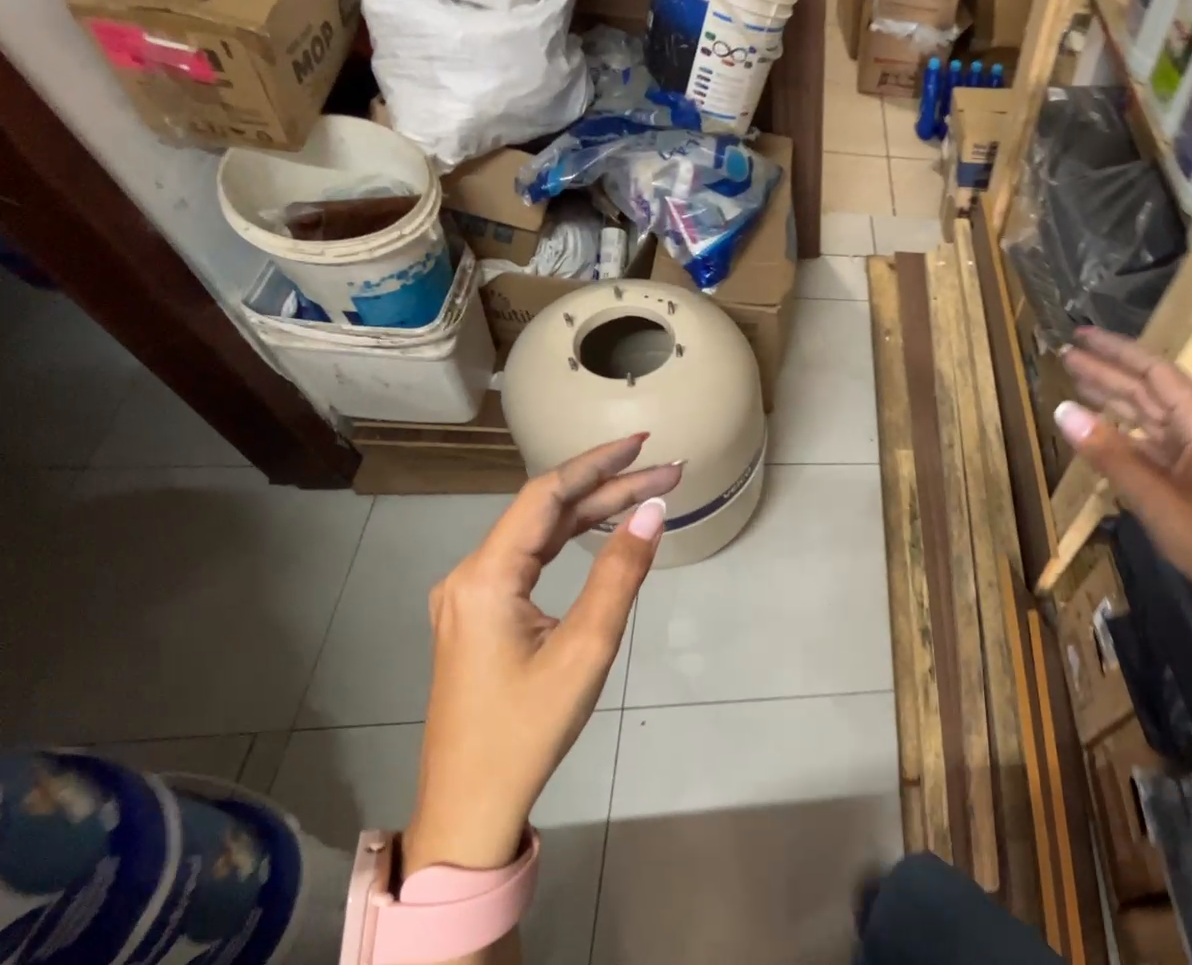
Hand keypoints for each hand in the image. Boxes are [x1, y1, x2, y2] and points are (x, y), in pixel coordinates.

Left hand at [404, 434, 681, 875]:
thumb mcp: (587, 647)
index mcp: (486, 578)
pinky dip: (571, 540)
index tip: (645, 444)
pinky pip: (529, 560)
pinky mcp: (479, 616)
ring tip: (647, 493)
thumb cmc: (530, 726)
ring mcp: (470, 597)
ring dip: (592, 511)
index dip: (597, 462)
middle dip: (608, 487)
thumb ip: (621, 573)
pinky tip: (601, 530)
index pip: (545, 496)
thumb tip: (652, 510)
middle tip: (668, 472)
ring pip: (538, 535)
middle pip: (545, 512)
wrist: (472, 799)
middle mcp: (470, 576)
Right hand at [1054, 327, 1191, 615]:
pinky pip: (1153, 444)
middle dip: (1107, 372)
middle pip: (1149, 391)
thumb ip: (1110, 453)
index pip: (1154, 372)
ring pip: (1150, 417)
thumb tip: (1062, 410)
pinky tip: (1103, 428)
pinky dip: (1125, 433)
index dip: (1116, 351)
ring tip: (1076, 380)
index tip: (1080, 336)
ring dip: (1114, 399)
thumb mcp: (1155, 499)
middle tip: (1064, 355)